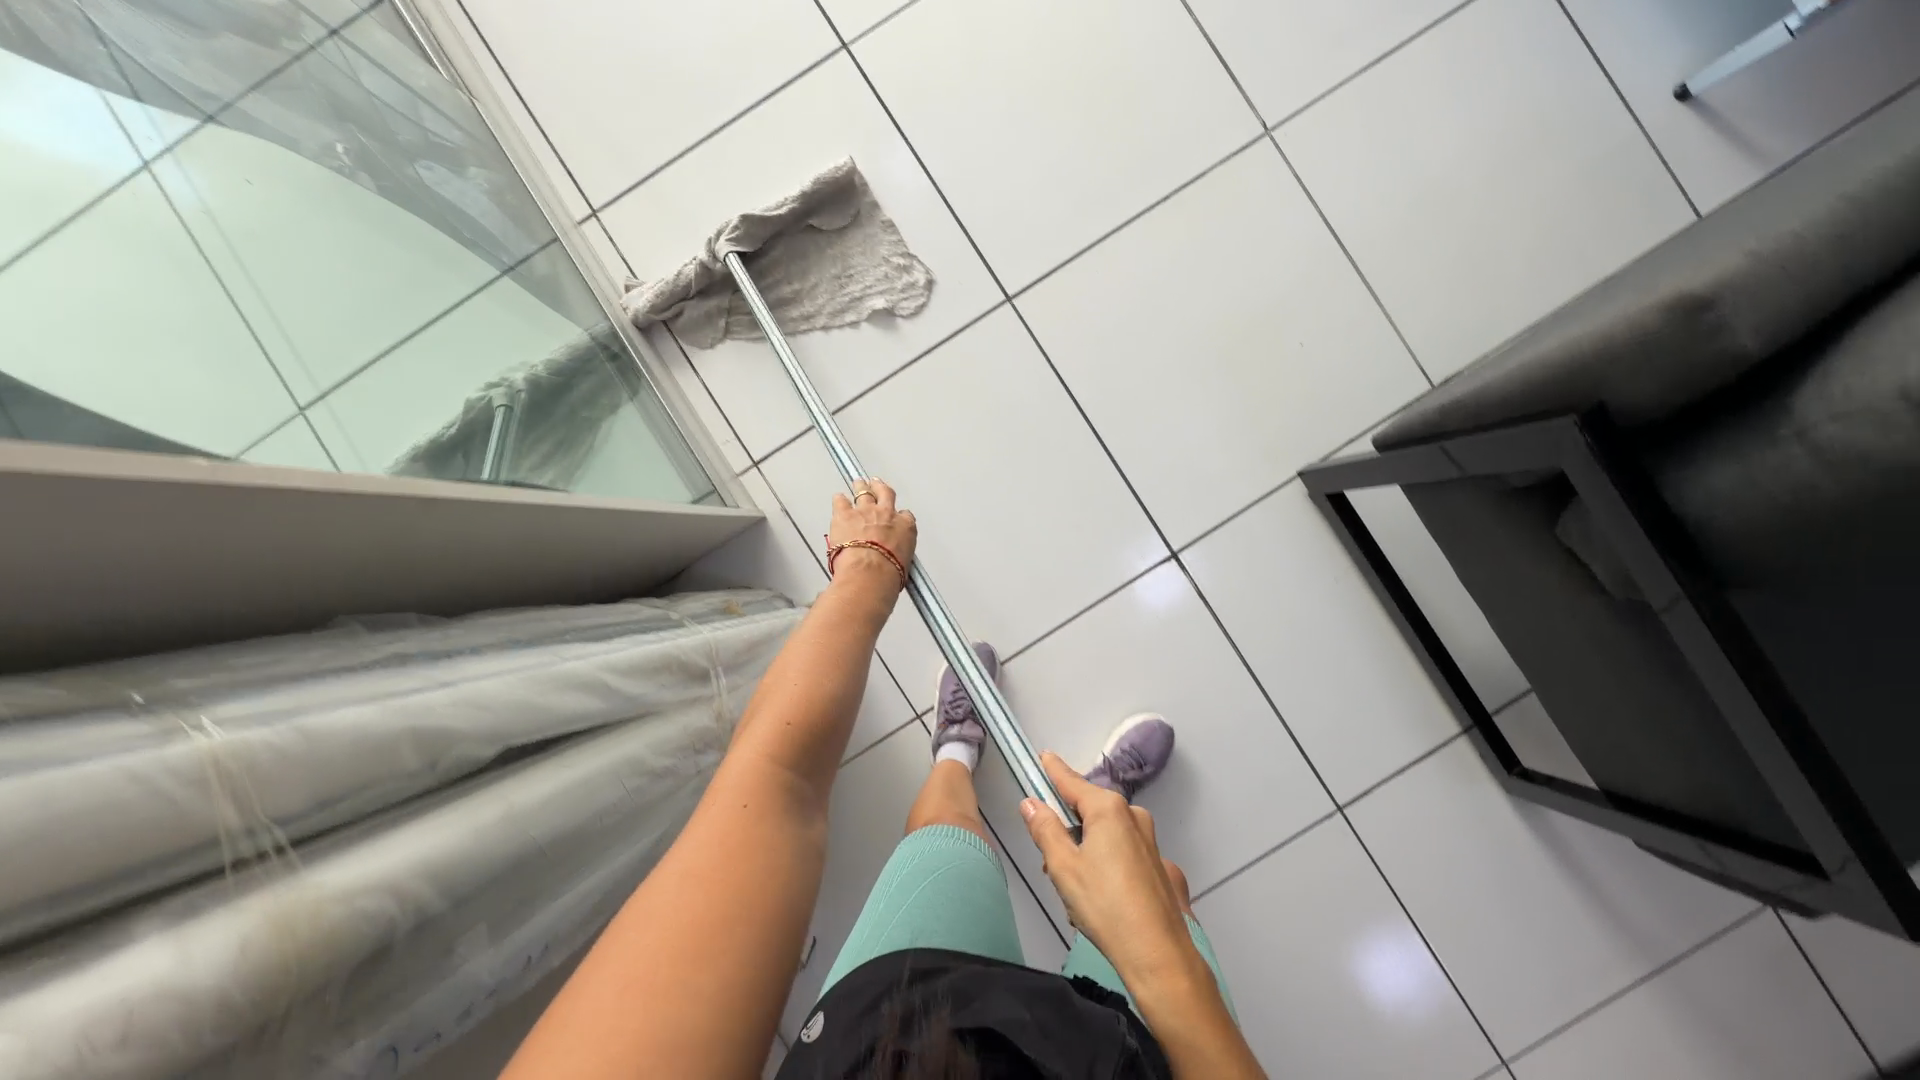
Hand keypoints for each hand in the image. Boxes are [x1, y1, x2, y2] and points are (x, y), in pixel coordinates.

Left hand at [828, 477, 916, 592]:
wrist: (870, 571)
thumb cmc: (888, 573)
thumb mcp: (904, 566)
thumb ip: (898, 556)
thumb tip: (894, 564)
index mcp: (905, 527)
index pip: (905, 516)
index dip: (900, 515)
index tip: (897, 516)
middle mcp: (887, 514)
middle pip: (885, 494)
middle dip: (880, 488)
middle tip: (877, 484)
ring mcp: (865, 511)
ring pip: (864, 492)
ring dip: (861, 487)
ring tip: (858, 483)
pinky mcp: (845, 514)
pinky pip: (841, 500)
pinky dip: (839, 499)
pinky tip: (838, 498)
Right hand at [1021, 752, 1199, 986]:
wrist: (1158, 952)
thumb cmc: (1104, 905)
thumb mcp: (1063, 866)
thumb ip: (1045, 829)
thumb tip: (1031, 802)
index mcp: (1108, 809)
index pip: (1072, 781)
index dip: (1054, 771)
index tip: (1043, 756)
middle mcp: (1132, 815)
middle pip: (1088, 809)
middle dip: (1065, 827)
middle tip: (1048, 861)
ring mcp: (1148, 839)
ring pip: (1104, 833)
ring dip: (1084, 850)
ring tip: (1073, 889)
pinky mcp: (1157, 863)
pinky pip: (1120, 850)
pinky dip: (1103, 863)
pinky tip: (1098, 897)